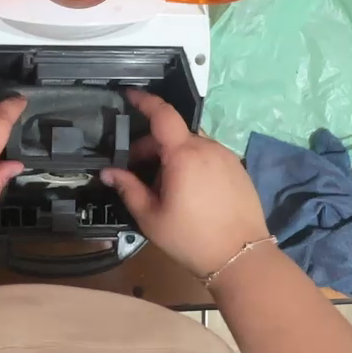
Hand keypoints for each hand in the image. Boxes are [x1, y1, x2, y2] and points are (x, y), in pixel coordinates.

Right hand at [100, 90, 269, 276]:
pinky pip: (208, 156)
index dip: (144, 100)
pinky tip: (188, 190)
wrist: (242, 258)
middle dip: (151, 145)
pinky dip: (192, 163)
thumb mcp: (152, 217)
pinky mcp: (238, 169)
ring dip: (172, 155)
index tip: (130, 95)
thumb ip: (129, 189)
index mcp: (184, 155)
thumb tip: (109, 173)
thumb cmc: (193, 238)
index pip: (162, 114)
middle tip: (136, 169)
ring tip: (163, 186)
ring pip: (192, 145)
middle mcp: (208, 148)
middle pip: (173, 134)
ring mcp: (226, 157)